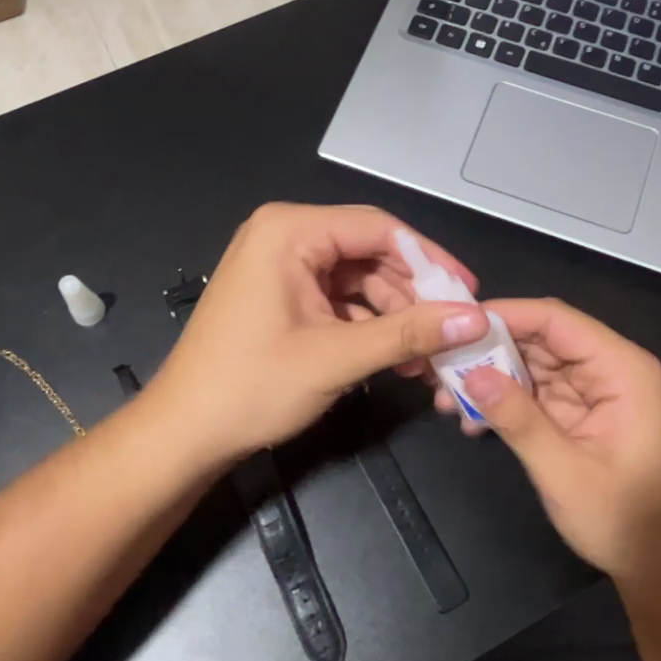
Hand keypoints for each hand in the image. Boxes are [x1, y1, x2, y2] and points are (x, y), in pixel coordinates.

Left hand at [146, 203, 488, 466]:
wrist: (185, 432)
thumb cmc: (251, 387)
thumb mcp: (337, 358)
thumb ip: (408, 334)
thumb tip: (475, 319)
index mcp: (289, 231)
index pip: (378, 229)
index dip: (430, 261)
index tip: (469, 294)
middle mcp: (284, 236)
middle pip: (370, 252)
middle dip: (413, 295)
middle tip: (454, 330)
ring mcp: (280, 267)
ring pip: (358, 280)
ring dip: (394, 316)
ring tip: (429, 357)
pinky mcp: (281, 296)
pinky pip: (338, 300)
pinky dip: (368, 326)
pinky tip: (397, 359)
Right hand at [447, 299, 660, 578]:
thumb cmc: (624, 519)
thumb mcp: (565, 472)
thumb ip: (519, 419)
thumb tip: (470, 374)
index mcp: (620, 369)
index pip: (556, 321)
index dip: (504, 315)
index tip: (453, 326)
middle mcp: (607, 369)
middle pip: (539, 337)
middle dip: (488, 349)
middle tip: (438, 367)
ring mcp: (592, 391)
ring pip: (530, 363)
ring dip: (489, 376)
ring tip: (445, 399)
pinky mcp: (578, 413)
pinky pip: (533, 391)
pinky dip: (502, 400)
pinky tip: (470, 420)